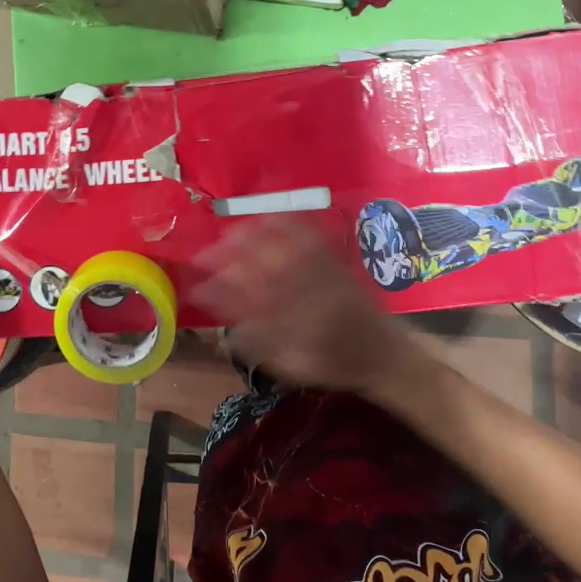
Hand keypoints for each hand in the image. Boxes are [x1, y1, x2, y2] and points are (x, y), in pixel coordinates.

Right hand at [191, 215, 420, 392]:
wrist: (384, 354)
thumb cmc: (334, 365)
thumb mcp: (293, 367)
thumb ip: (260, 348)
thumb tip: (226, 333)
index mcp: (292, 323)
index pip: (245, 303)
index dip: (217, 293)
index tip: (196, 288)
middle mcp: (306, 294)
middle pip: (259, 269)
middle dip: (227, 258)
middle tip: (204, 255)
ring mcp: (322, 274)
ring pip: (281, 249)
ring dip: (251, 237)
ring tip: (229, 233)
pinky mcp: (334, 261)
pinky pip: (310, 236)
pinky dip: (288, 221)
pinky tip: (270, 214)